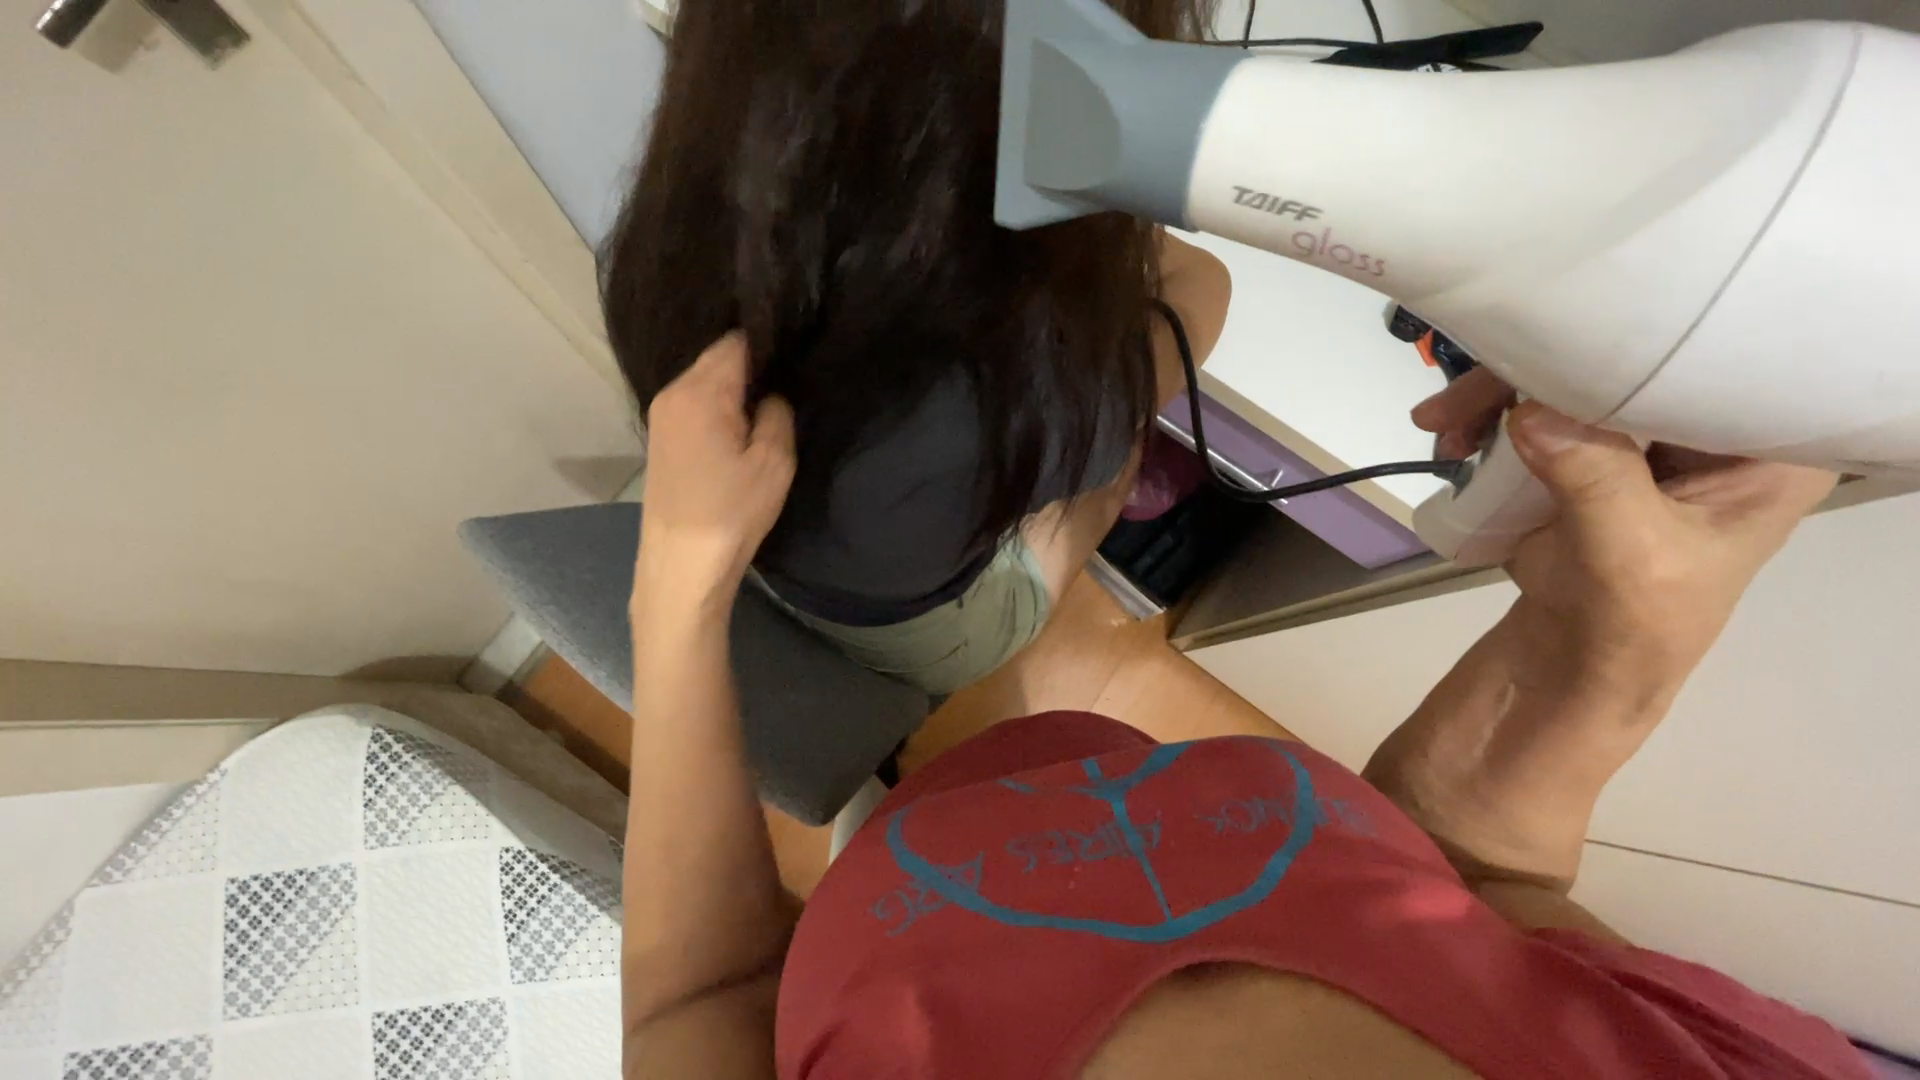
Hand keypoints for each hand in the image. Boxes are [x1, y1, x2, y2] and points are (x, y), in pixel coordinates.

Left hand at [635, 333, 795, 616]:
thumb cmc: (731, 511)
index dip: (770, 344)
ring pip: (705, 381)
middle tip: (788, 382)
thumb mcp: (773, 461)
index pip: (737, 342)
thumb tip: (771, 395)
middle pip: (717, 358)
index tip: (797, 355)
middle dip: (752, 366)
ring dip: (735, 389)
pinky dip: (719, 405)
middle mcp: (673, 393)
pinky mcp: (661, 438)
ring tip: (768, 405)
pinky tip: (739, 425)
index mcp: (700, 391)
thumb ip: (777, 413)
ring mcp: (661, 415)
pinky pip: (695, 403)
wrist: (682, 563)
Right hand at [1413, 370, 1837, 691]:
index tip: (1548, 345)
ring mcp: (1639, 435)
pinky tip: (1455, 440)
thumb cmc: (1635, 617)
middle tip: (1451, 409)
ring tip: (1440, 429)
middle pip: (1618, 364)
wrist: (1579, 654)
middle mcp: (1705, 424)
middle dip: (1528, 377)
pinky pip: (1535, 410)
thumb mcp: (1630, 553)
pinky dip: (1489, 419)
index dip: (1630, 347)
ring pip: (1563, 382)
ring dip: (1494, 399)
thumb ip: (1593, 481)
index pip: (1701, 364)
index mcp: (1761, 443)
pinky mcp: (1586, 448)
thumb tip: (1529, 414)